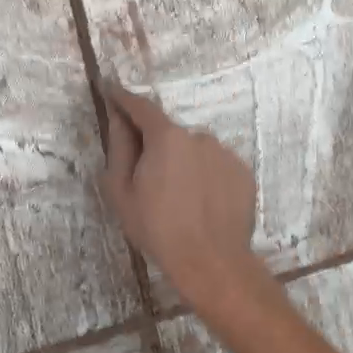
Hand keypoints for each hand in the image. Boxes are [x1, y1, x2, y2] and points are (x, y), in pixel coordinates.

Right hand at [100, 83, 259, 306]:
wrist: (211, 262)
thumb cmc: (157, 228)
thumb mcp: (121, 191)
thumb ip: (119, 149)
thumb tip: (118, 119)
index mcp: (166, 137)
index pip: (140, 106)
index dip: (122, 97)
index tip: (109, 89)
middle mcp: (198, 136)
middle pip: (168, 133)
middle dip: (154, 146)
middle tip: (146, 178)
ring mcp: (225, 154)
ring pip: (193, 150)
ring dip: (181, 163)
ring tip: (178, 198)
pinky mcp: (243, 173)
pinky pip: (215, 166)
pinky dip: (204, 176)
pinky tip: (200, 203)